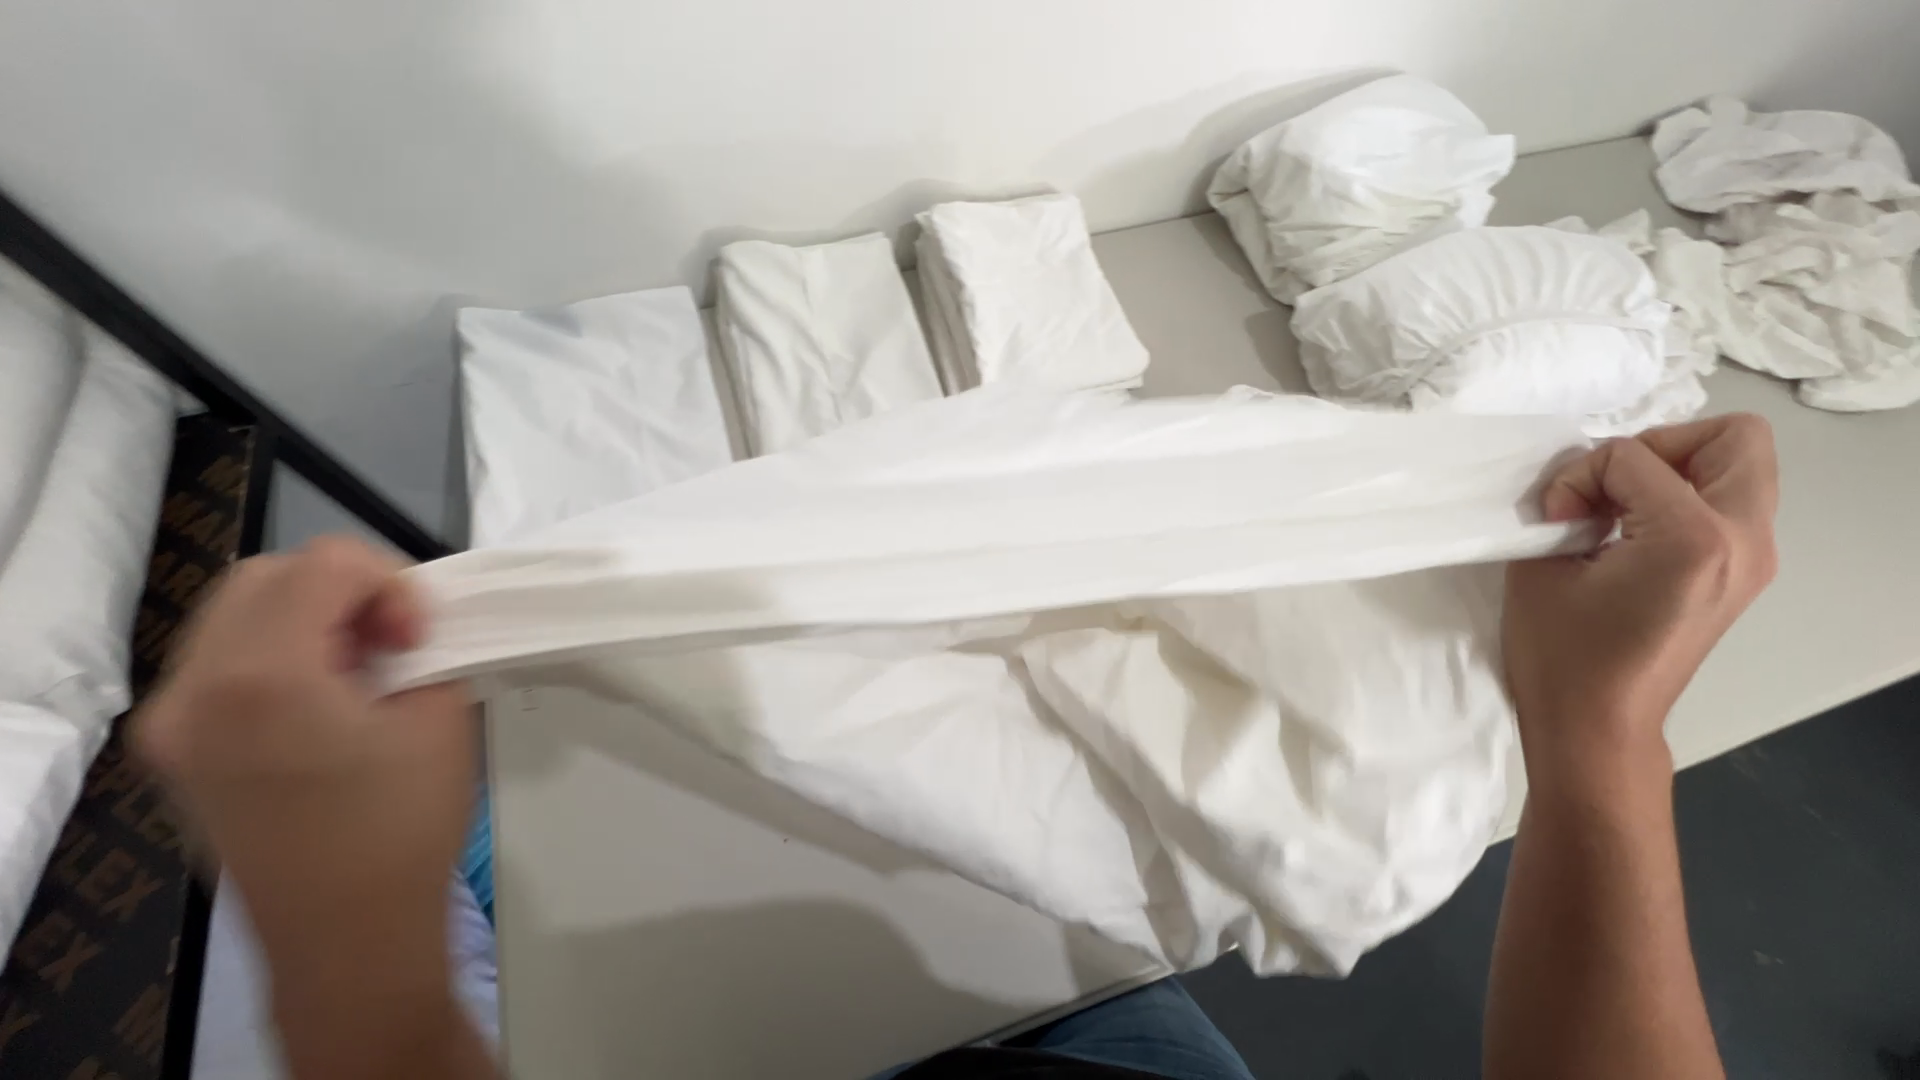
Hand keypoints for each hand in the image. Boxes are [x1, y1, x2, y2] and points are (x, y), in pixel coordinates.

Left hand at [135, 537, 473, 936]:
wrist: (346, 933)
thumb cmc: (404, 825)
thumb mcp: (440, 716)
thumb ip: (421, 652)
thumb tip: (401, 633)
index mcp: (263, 678)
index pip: (326, 564)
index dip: (392, 584)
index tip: (419, 640)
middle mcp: (193, 690)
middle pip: (268, 576)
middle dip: (346, 590)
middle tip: (395, 643)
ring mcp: (171, 723)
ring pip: (239, 612)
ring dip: (311, 617)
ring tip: (362, 670)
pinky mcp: (175, 749)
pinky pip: (224, 660)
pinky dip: (280, 652)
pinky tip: (326, 698)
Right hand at [1503, 414, 1778, 788]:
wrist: (1595, 723)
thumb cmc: (1559, 653)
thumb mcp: (1541, 568)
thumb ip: (1564, 510)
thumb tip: (1578, 491)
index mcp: (1694, 539)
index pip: (1635, 457)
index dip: (1578, 476)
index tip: (1554, 518)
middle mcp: (1745, 541)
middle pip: (1732, 439)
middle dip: (1656, 448)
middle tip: (1607, 487)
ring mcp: (1753, 559)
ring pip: (1737, 468)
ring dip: (1670, 473)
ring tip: (1615, 512)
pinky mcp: (1741, 574)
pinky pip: (1726, 505)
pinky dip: (1677, 501)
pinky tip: (1629, 535)